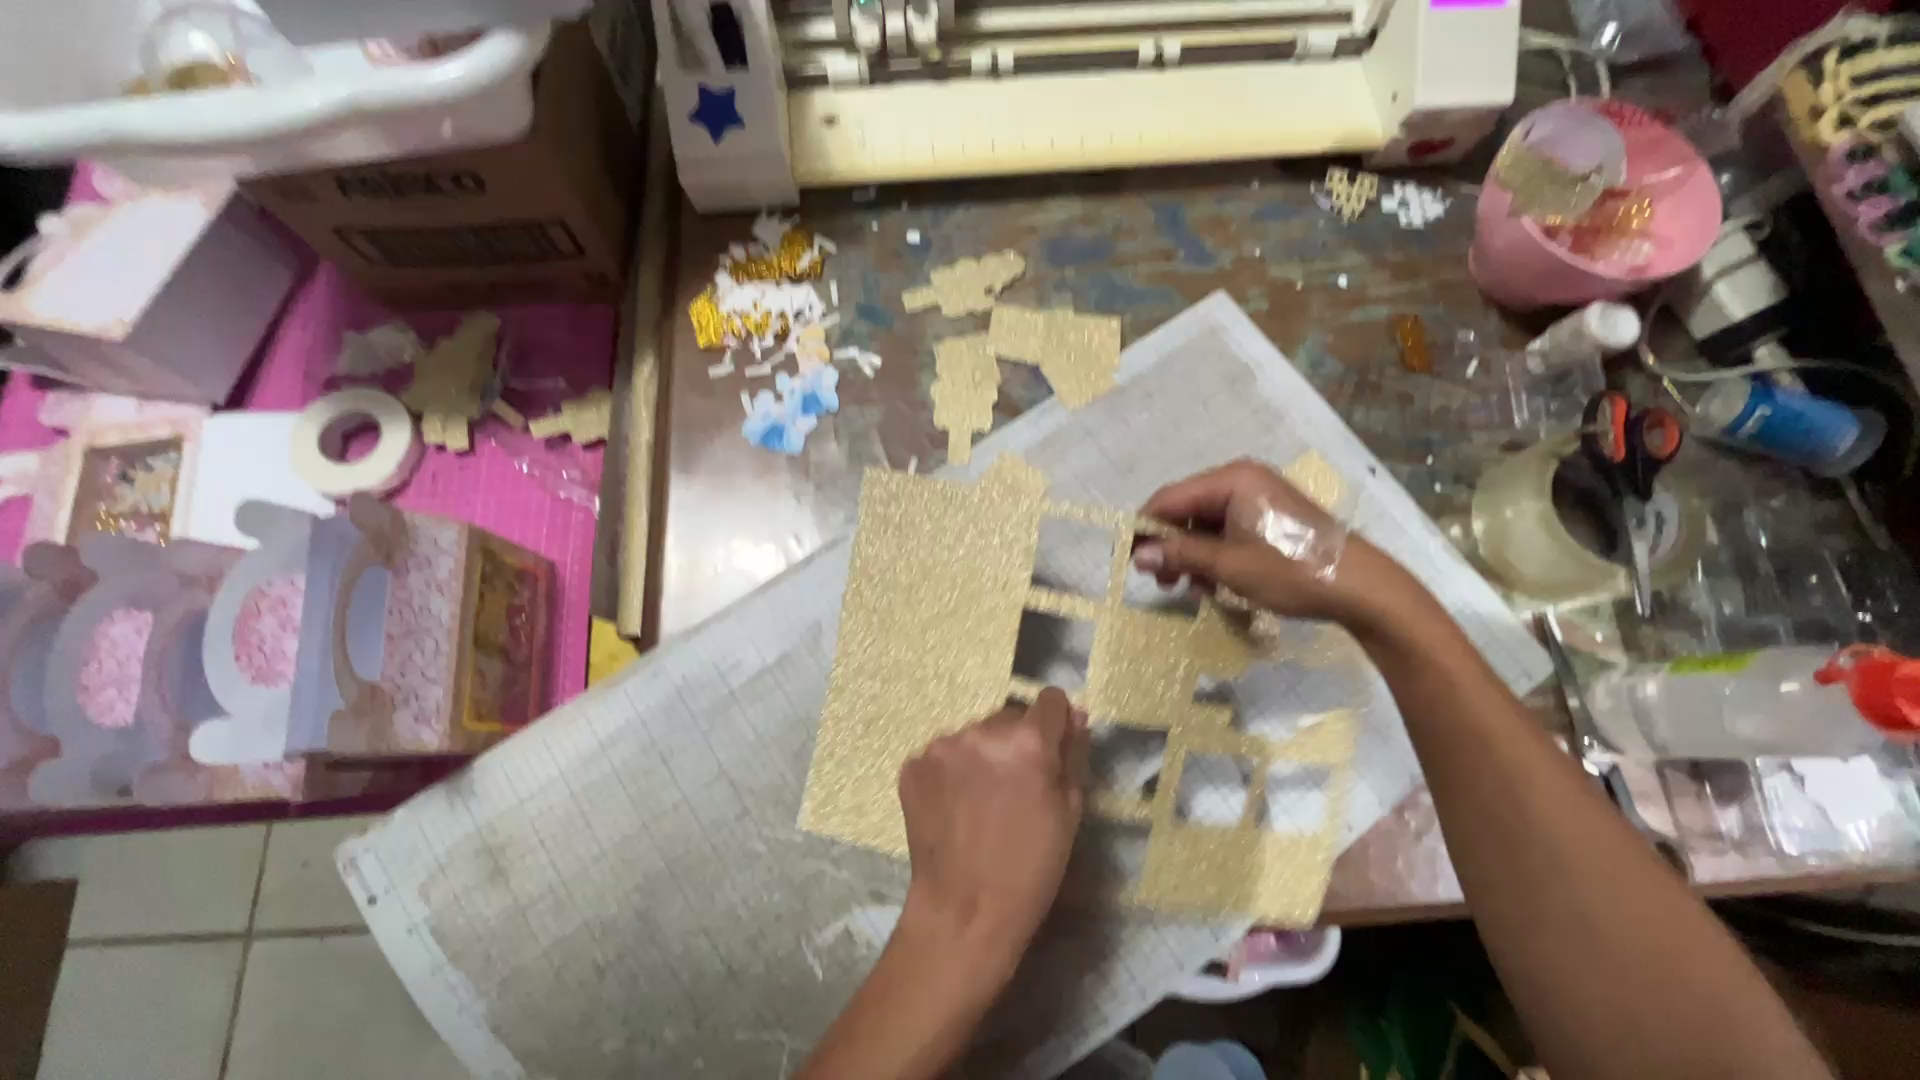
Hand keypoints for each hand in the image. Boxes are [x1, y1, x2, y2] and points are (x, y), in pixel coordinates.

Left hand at [897, 688, 1088, 984]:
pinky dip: (953, 772)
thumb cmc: (1030, 869)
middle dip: (1017, 741)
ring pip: (974, 735)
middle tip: (1017, 787)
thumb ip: (1073, 754)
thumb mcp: (1069, 812)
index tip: (1053, 750)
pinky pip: (944, 755)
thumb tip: (1075, 716)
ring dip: (983, 755)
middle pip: (1008, 717)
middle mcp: (980, 731)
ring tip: (983, 802)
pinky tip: (957, 808)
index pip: (1049, 700)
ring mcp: (940, 747)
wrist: (963, 910)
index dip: (1056, 723)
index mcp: (1027, 741)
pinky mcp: (912, 765)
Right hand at [1133, 459, 1427, 632]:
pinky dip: (1213, 554)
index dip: (1144, 528)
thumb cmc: (1291, 570)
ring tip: (1186, 588)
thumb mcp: (1228, 566)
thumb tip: (1137, 555)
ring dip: (1189, 554)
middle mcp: (1242, 479)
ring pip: (1204, 523)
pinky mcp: (1269, 517)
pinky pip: (1226, 530)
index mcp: (1232, 480)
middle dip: (1168, 544)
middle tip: (1158, 581)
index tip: (1127, 560)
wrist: (1360, 587)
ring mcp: (1258, 497)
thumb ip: (1179, 554)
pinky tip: (1212, 582)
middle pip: (1186, 509)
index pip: (1169, 498)